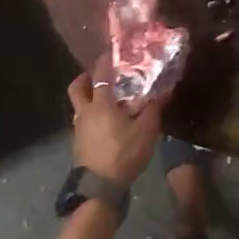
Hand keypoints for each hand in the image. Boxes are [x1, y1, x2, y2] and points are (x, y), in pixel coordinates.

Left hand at [69, 62, 165, 184]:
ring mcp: (79, 128)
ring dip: (88, 99)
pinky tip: (105, 123)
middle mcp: (85, 111)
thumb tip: (161, 93)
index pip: (100, 76)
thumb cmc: (123, 153)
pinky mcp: (78, 142)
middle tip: (98, 76)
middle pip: (77, 88)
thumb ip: (153, 110)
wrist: (99, 185)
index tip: (110, 53)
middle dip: (85, 78)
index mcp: (100, 104)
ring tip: (106, 101)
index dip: (105, 62)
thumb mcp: (146, 131)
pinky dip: (91, 116)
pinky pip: (83, 121)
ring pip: (79, 106)